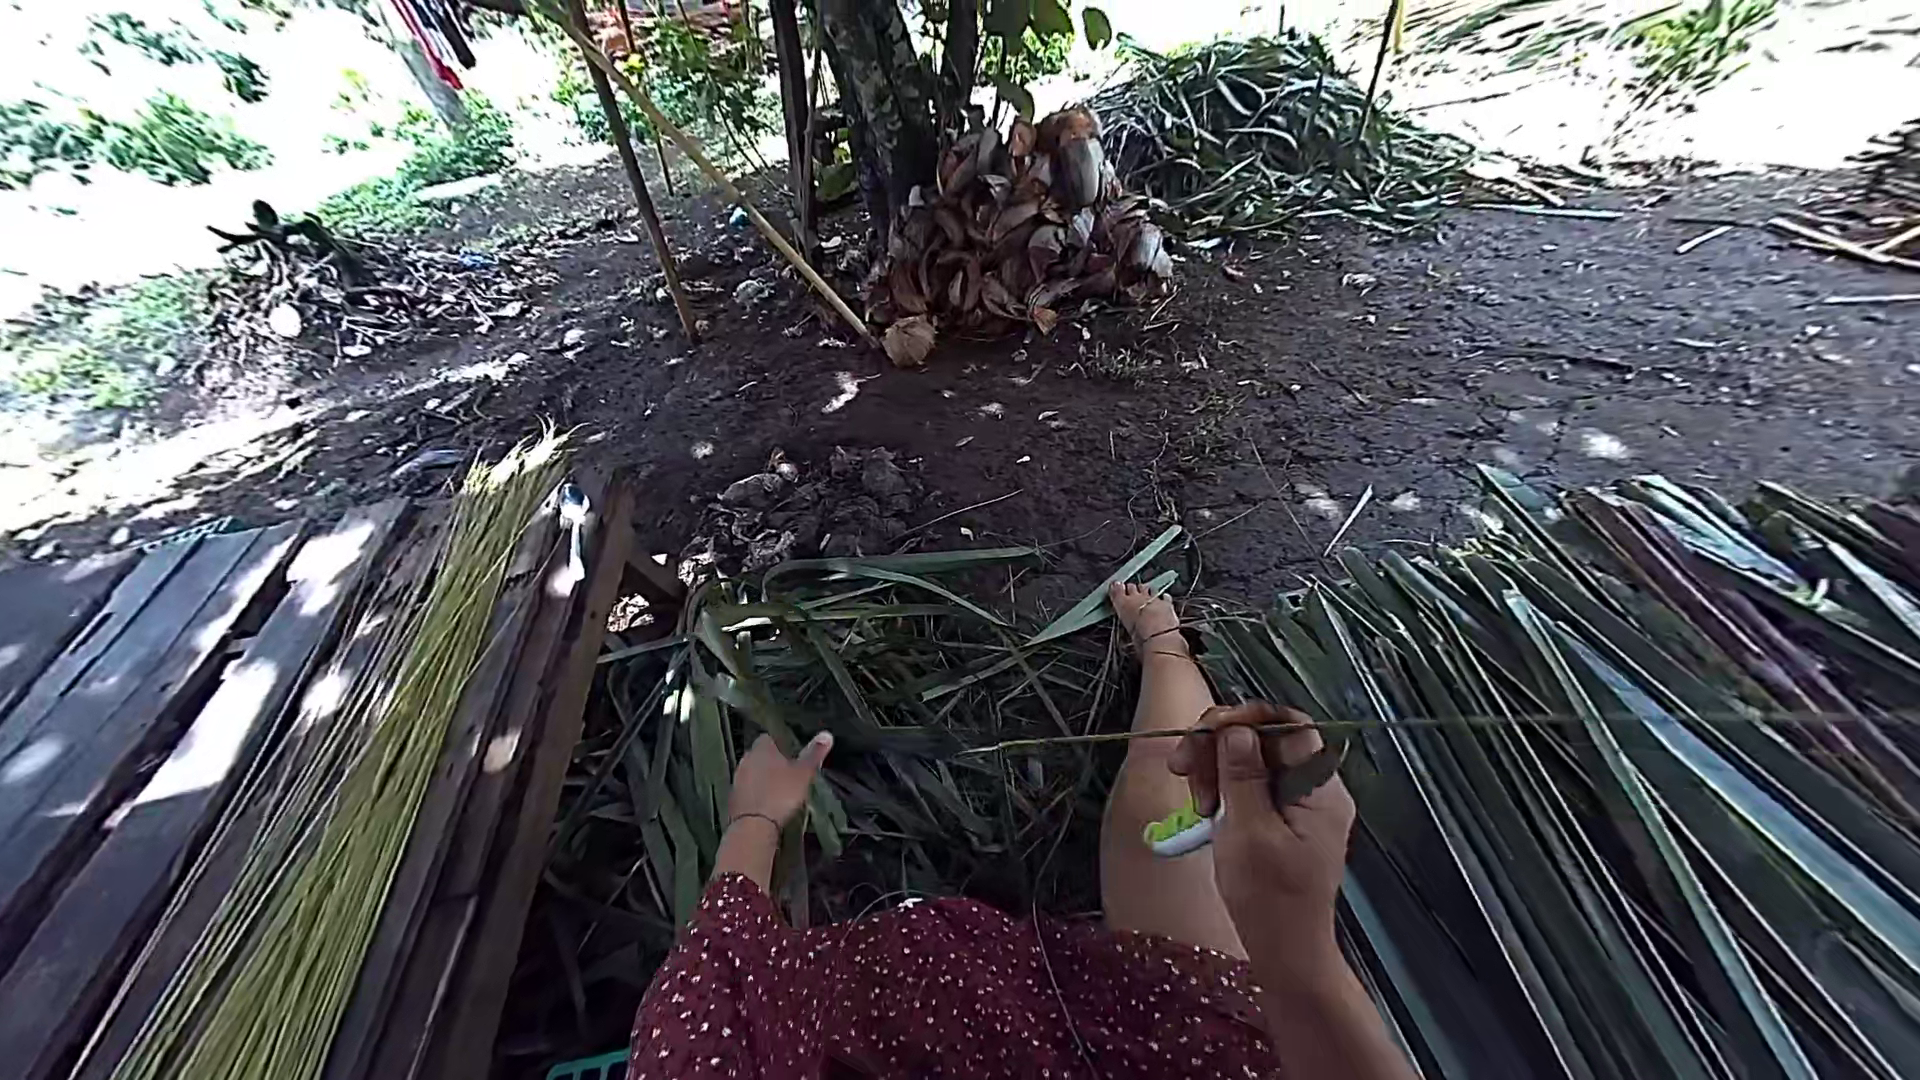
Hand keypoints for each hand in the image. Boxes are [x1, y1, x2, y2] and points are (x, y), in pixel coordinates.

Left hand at [727, 731, 833, 828]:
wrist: (753, 828)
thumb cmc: (781, 794)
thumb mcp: (804, 773)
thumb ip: (814, 753)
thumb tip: (826, 734)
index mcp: (761, 748)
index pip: (769, 737)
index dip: (780, 744)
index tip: (792, 753)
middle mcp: (745, 760)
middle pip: (759, 755)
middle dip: (771, 762)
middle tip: (788, 771)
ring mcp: (736, 780)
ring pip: (752, 773)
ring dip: (762, 779)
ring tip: (779, 789)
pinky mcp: (732, 800)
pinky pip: (747, 791)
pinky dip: (756, 794)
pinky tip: (767, 804)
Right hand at [1169, 703, 1354, 964]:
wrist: (1283, 952)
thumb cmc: (1269, 898)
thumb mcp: (1249, 832)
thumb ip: (1242, 775)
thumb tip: (1236, 728)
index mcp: (1318, 789)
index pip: (1291, 727)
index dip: (1249, 718)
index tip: (1208, 730)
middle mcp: (1310, 787)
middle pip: (1260, 737)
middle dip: (1216, 745)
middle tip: (1181, 766)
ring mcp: (1291, 799)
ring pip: (1243, 755)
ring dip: (1210, 766)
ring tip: (1195, 800)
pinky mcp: (1273, 811)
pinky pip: (1241, 778)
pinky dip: (1215, 783)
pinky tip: (1202, 805)